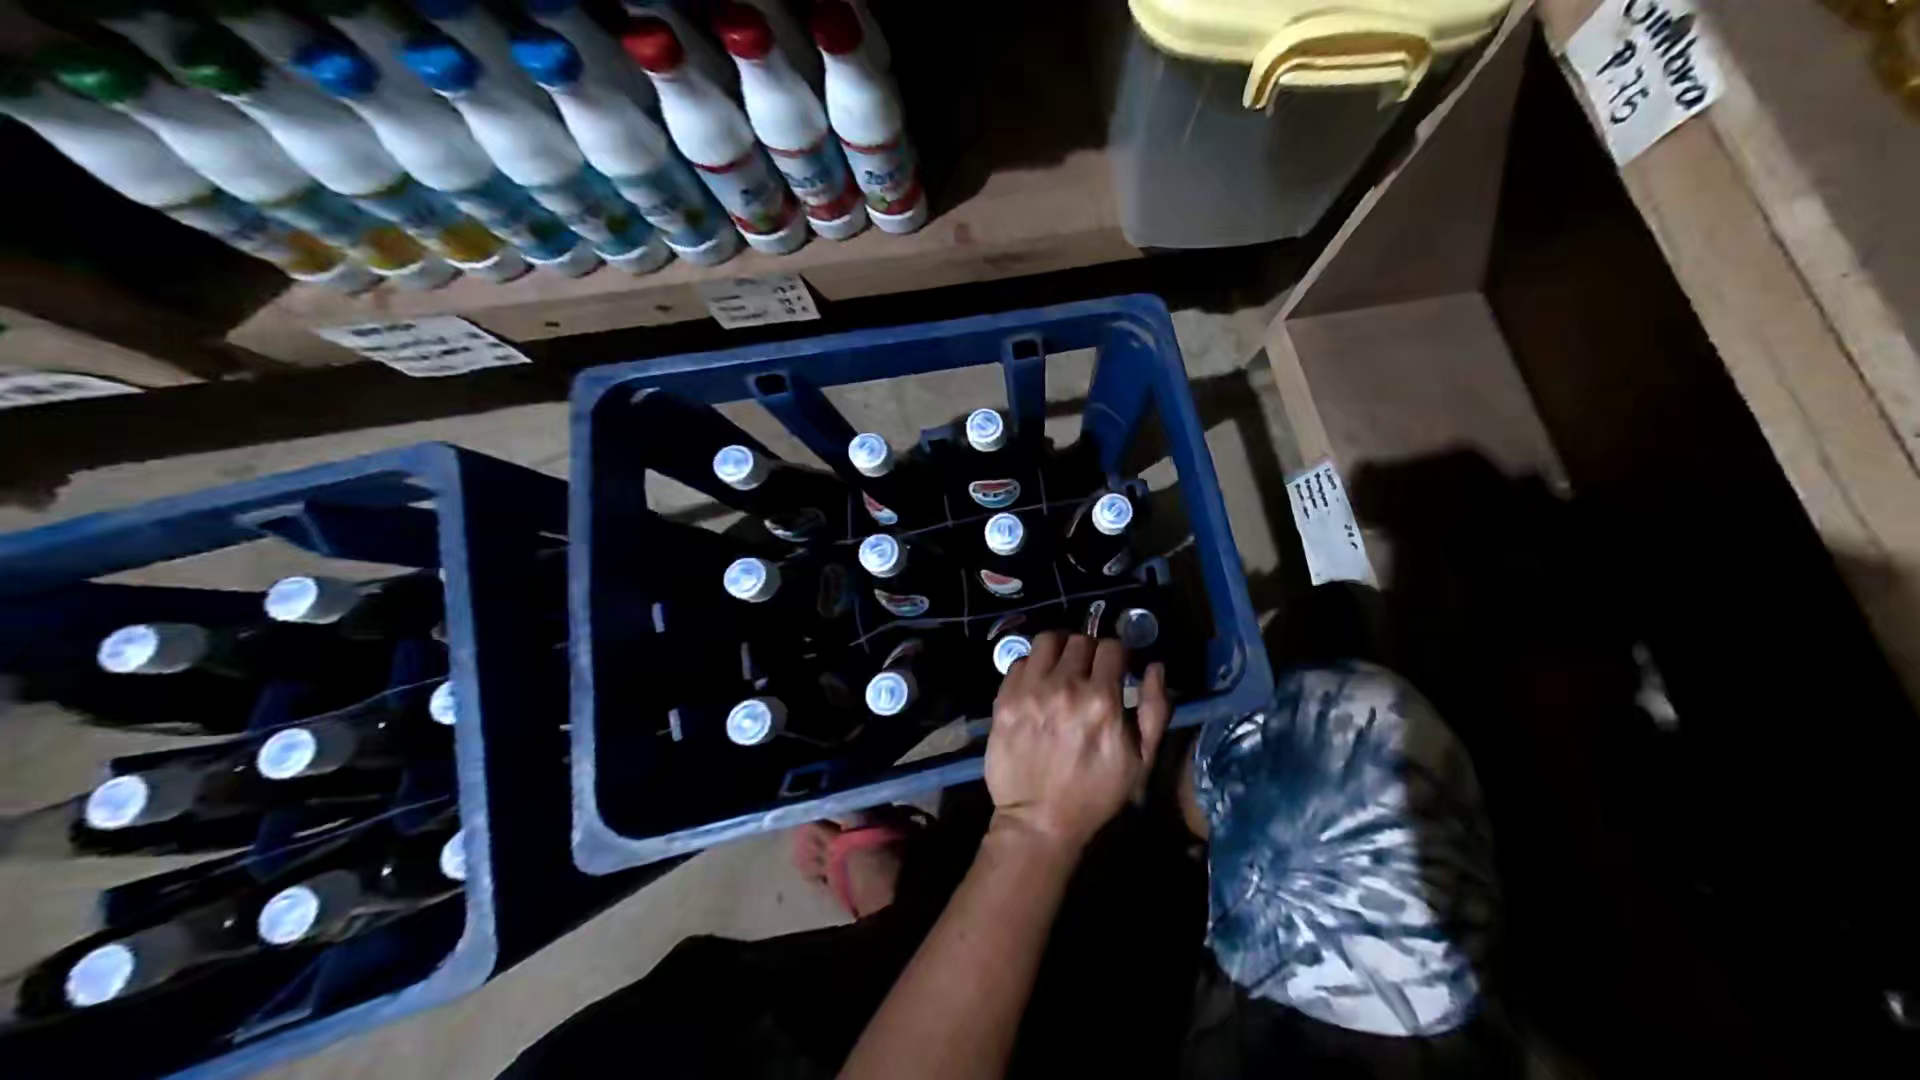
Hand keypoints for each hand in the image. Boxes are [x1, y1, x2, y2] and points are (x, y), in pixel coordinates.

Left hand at [985, 632, 1170, 853]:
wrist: (1039, 820)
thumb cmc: (1096, 793)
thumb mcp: (1141, 759)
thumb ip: (1155, 708)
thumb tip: (1156, 666)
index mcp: (1102, 700)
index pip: (1111, 647)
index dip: (1117, 654)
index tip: (1116, 666)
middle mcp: (1064, 687)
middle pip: (1079, 640)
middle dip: (1089, 650)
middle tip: (1088, 669)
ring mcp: (1030, 691)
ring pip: (1047, 641)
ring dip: (1059, 649)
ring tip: (1061, 666)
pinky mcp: (1004, 699)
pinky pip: (1020, 662)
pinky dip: (1033, 666)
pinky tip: (1038, 684)